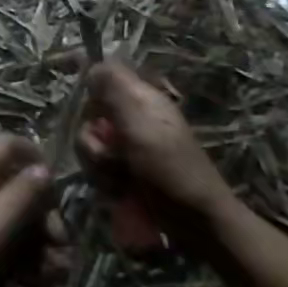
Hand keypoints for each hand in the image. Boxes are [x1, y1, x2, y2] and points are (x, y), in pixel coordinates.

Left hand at [0, 134, 52, 286]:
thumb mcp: (0, 217)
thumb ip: (26, 190)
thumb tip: (45, 169)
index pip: (10, 144)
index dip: (36, 156)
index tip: (58, 184)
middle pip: (20, 185)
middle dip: (44, 215)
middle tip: (60, 241)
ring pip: (18, 216)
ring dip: (40, 241)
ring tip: (54, 270)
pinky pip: (8, 237)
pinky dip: (25, 255)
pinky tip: (39, 280)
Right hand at [80, 62, 232, 245]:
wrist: (197, 222)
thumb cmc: (171, 170)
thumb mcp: (140, 126)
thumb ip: (115, 92)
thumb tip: (93, 64)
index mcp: (141, 97)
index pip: (103, 75)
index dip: (89, 88)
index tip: (90, 112)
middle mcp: (133, 116)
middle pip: (90, 115)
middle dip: (93, 141)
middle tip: (111, 157)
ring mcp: (130, 144)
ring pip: (91, 144)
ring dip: (99, 165)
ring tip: (120, 181)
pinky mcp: (128, 169)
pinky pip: (99, 166)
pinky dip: (105, 180)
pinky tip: (120, 192)